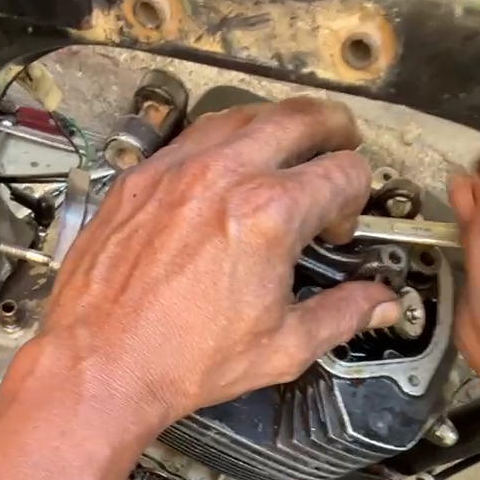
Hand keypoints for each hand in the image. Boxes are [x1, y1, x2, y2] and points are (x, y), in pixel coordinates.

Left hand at [31, 98, 401, 429]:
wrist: (102, 364)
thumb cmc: (181, 361)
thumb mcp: (280, 348)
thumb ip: (340, 316)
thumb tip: (377, 304)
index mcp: (269, 214)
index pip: (343, 172)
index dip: (356, 197)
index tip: (340, 225)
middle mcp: (223, 175)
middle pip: (299, 118)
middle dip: (332, 130)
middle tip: (339, 143)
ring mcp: (174, 171)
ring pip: (241, 115)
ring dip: (274, 126)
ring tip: (284, 149)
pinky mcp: (138, 180)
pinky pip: (189, 138)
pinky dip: (218, 143)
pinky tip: (220, 170)